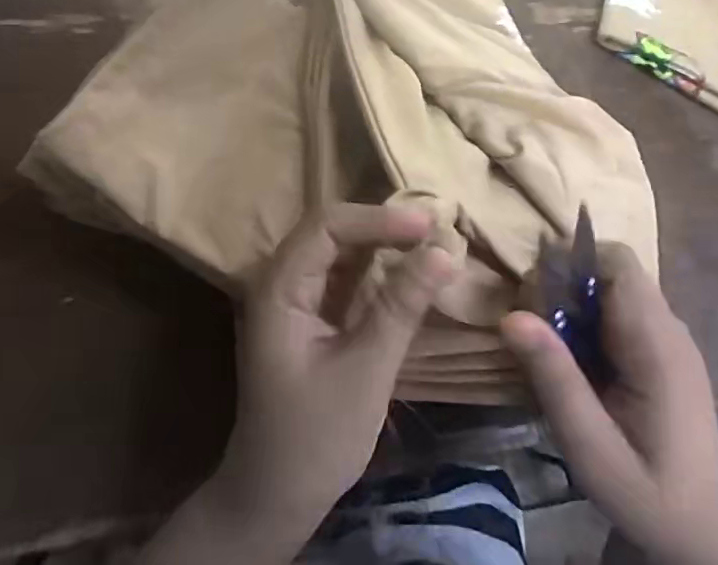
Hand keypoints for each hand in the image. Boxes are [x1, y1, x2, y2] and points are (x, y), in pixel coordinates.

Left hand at [140, 203, 457, 564]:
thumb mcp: (366, 371)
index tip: (428, 225)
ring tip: (430, 243)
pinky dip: (375, 271)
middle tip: (436, 229)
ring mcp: (291, 298)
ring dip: (382, 245)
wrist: (273, 499)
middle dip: (382, 226)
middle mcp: (279, 281)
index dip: (377, 218)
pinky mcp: (307, 316)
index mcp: (278, 288)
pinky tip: (407, 272)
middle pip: (331, 231)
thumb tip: (444, 252)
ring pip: (338, 251)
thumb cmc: (315, 439)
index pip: (326, 226)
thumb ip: (401, 306)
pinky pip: (342, 277)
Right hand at [500, 243, 717, 564]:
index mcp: (659, 346)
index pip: (619, 263)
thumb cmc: (644, 496)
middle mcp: (671, 332)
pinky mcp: (665, 356)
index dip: (572, 262)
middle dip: (567, 284)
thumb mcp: (590, 446)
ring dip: (576, 304)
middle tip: (536, 325)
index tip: (535, 294)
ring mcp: (672, 343)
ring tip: (552, 346)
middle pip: (614, 271)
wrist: (696, 543)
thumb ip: (554, 378)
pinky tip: (576, 362)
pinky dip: (590, 322)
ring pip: (615, 290)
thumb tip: (511, 315)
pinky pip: (622, 314)